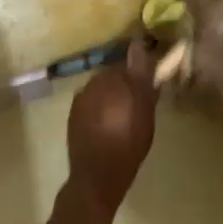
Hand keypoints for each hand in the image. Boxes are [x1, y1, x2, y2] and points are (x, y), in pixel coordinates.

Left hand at [65, 35, 159, 217]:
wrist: (97, 176)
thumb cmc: (129, 145)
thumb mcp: (146, 113)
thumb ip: (144, 78)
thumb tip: (140, 47)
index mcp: (116, 77)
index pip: (132, 60)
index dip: (141, 72)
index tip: (149, 84)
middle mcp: (96, 81)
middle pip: (116, 73)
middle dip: (126, 83)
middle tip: (137, 103)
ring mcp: (82, 96)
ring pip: (102, 86)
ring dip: (111, 94)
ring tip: (121, 116)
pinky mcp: (73, 111)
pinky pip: (91, 100)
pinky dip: (99, 106)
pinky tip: (105, 123)